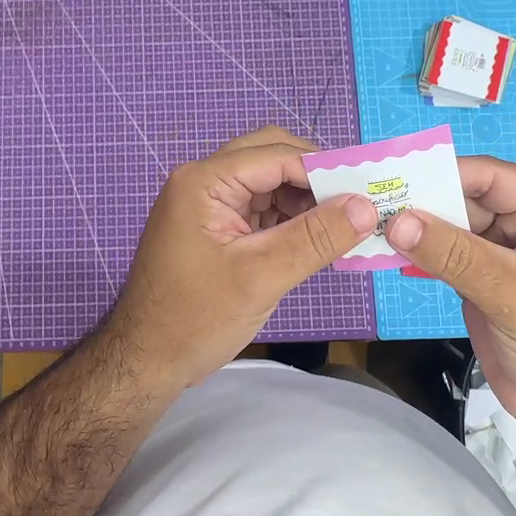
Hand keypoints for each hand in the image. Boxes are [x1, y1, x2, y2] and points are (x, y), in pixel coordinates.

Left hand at [102, 127, 377, 388]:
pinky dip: (291, 218)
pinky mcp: (216, 227)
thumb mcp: (261, 277)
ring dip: (307, 199)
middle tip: (361, 203)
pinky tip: (321, 238)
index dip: (325, 168)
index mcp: (204, 181)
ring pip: (269, 182)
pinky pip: (261, 208)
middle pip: (272, 158)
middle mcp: (204, 181)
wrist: (144, 361)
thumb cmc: (195, 318)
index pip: (276, 155)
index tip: (371, 189)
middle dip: (317, 178)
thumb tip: (367, 206)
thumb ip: (315, 238)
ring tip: (349, 223)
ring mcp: (208, 204)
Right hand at [383, 157, 515, 437]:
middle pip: (464, 198)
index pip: (490, 177)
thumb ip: (456, 255)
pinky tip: (384, 255)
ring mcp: (503, 255)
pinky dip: (417, 256)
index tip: (391, 178)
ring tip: (366, 226)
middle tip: (367, 204)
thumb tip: (396, 220)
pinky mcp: (482, 283)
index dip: (442, 173)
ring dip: (414, 229)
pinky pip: (444, 257)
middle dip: (421, 202)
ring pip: (450, 227)